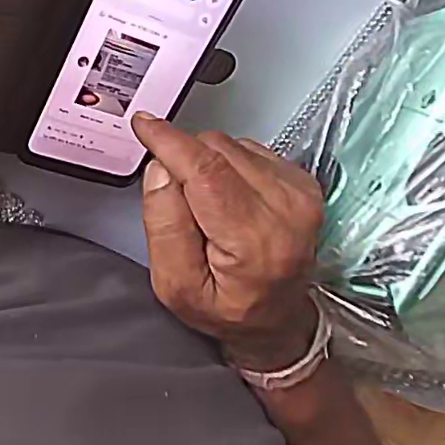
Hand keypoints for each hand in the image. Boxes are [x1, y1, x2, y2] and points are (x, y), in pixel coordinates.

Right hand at [131, 113, 325, 371]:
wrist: (276, 319)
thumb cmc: (228, 309)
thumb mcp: (176, 286)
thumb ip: (164, 228)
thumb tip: (160, 171)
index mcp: (255, 241)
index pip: (206, 171)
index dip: (169, 142)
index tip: (145, 125)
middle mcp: (286, 210)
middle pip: (214, 151)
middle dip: (183, 161)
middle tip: (179, 203)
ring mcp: (298, 192)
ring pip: (228, 144)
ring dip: (204, 163)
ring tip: (205, 205)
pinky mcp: (300, 180)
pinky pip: (244, 148)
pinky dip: (224, 164)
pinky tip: (224, 196)